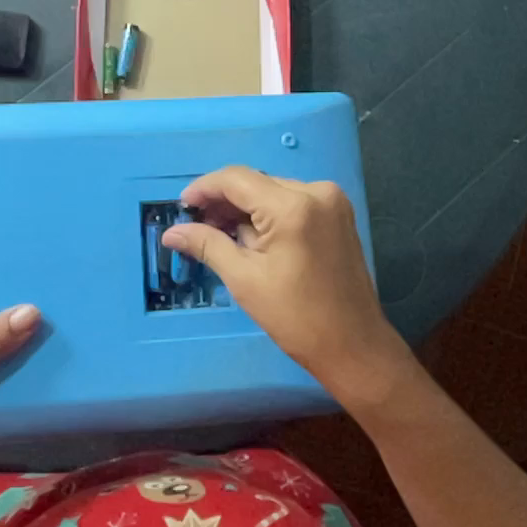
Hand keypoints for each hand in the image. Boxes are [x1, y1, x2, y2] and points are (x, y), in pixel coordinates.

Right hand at [163, 166, 409, 390]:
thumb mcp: (244, 279)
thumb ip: (207, 245)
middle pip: (255, 183)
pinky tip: (252, 238)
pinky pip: (291, 201)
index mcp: (292, 206)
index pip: (236, 179)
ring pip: (272, 191)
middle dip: (224, 202)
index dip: (204, 189)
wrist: (354, 346)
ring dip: (245, 209)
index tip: (182, 206)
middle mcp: (316, 191)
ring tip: (222, 236)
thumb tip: (171, 232)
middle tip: (198, 227)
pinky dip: (268, 214)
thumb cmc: (296, 318)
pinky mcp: (338, 213)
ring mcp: (331, 200)